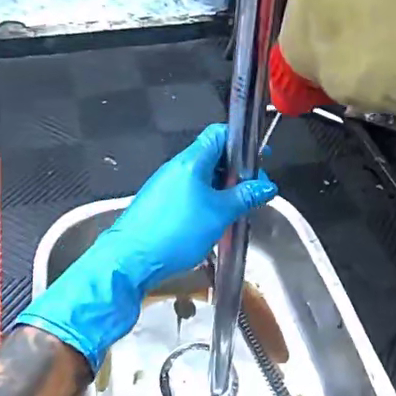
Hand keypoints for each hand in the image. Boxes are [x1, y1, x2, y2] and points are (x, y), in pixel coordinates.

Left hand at [16, 123, 277, 365]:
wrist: (131, 260)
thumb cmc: (170, 234)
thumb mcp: (219, 214)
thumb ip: (245, 196)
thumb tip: (265, 186)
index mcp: (190, 162)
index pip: (220, 134)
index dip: (242, 142)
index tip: (258, 157)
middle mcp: (176, 169)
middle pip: (213, 157)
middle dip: (236, 173)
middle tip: (252, 191)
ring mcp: (167, 186)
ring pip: (203, 178)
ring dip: (222, 191)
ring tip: (235, 211)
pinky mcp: (161, 204)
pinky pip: (191, 195)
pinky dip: (207, 203)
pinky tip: (214, 222)